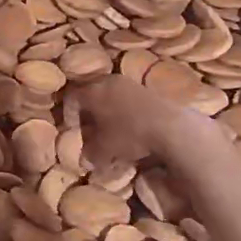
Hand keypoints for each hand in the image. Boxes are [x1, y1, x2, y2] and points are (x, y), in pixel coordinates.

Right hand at [74, 76, 225, 167]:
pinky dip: (126, 111)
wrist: (172, 127)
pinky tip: (132, 127)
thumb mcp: (103, 150)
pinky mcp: (149, 89)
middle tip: (91, 130)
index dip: (69, 114)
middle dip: (89, 112)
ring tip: (113, 130)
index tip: (73, 130)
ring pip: (111, 95)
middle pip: (92, 94)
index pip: (71, 97)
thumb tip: (86, 159)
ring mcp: (130, 83)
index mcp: (92, 91)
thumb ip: (90, 153)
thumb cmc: (129, 134)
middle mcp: (108, 81)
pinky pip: (129, 99)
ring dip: (109, 111)